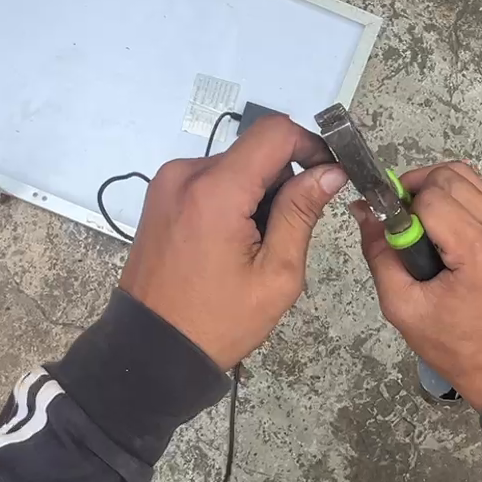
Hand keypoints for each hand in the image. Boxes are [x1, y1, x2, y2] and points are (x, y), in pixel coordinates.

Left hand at [120, 115, 348, 368]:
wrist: (150, 349)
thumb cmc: (218, 321)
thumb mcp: (275, 275)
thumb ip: (301, 213)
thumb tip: (330, 171)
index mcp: (215, 190)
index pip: (275, 131)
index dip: (309, 145)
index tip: (326, 176)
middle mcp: (186, 173)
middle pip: (255, 151)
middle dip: (283, 181)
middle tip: (288, 233)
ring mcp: (168, 183)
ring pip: (235, 166)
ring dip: (258, 193)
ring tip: (256, 245)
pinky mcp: (161, 195)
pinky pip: (211, 180)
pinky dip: (233, 199)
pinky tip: (232, 242)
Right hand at [352, 162, 481, 408]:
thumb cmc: (452, 344)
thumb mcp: (401, 305)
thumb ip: (378, 252)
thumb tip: (363, 209)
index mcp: (480, 254)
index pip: (432, 198)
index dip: (403, 205)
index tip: (390, 228)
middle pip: (449, 177)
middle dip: (417, 191)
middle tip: (401, 223)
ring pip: (466, 176)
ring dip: (435, 191)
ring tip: (419, 223)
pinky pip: (480, 193)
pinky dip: (454, 200)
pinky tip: (441, 229)